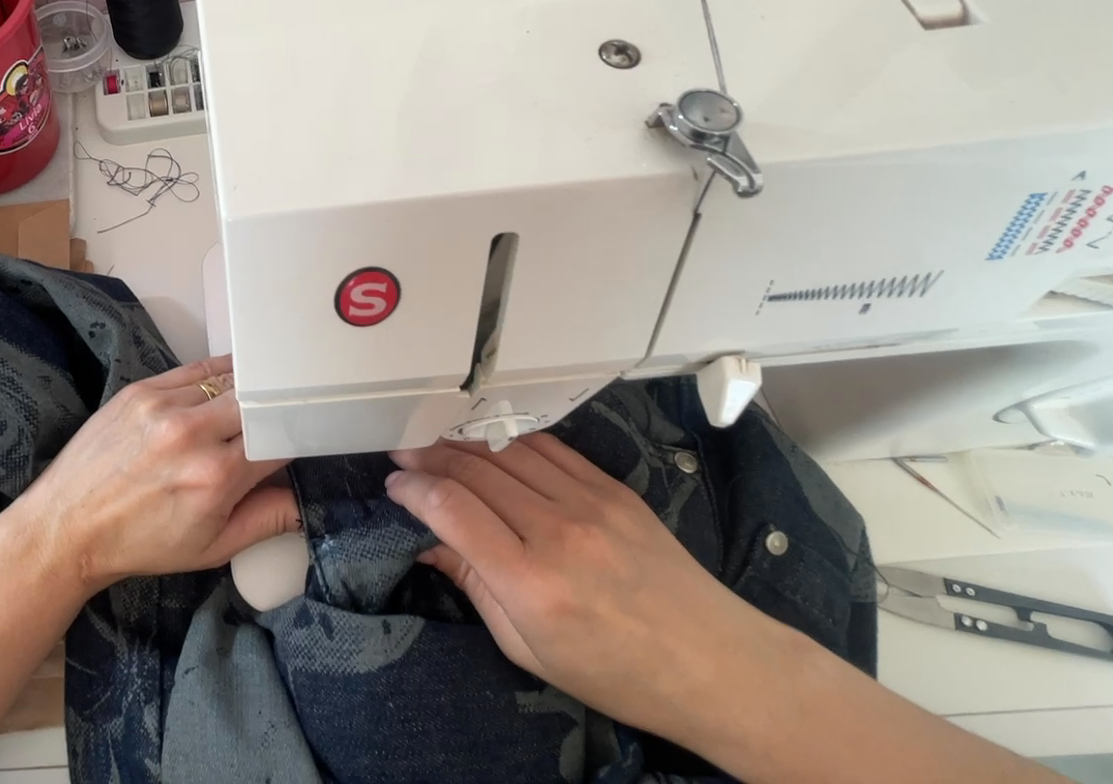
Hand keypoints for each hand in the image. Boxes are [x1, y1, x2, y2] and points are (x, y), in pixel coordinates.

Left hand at [10, 355, 298, 594]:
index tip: (303, 436)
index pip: (279, 438)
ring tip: (252, 401)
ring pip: (228, 380)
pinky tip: (224, 385)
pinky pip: (194, 370)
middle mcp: (192, 434)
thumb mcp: (212, 548)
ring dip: (246, 390)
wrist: (68, 525)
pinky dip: (217, 375)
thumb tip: (307, 500)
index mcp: (217, 477)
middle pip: (258, 400)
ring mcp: (163, 406)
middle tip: (281, 416)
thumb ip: (267, 520)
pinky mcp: (140, 390)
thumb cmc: (140, 542)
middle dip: (273, 409)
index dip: (297, 435)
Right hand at [385, 433, 792, 744]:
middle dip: (427, 458)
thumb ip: (473, 585)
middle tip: (402, 459)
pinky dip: (507, 440)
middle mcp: (557, 531)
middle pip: (472, 469)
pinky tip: (486, 443)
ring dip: (460, 442)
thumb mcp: (527, 648)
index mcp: (531, 582)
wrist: (719, 666)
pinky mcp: (613, 489)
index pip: (451, 508)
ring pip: (505, 451)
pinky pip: (547, 448)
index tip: (393, 489)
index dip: (412, 490)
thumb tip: (429, 544)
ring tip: (433, 444)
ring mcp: (589, 503)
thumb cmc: (617, 674)